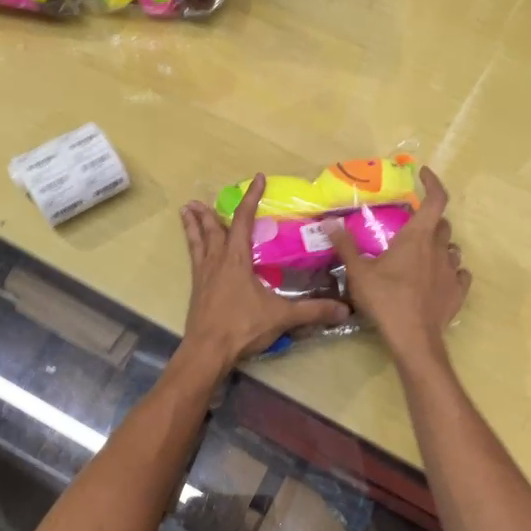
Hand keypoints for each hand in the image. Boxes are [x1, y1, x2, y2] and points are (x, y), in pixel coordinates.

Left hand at [180, 175, 350, 363]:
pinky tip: (195, 252)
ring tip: (186, 210)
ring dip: (193, 226)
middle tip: (199, 199)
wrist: (207, 351)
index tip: (257, 179)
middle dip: (208, 213)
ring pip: (197, 243)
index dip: (251, 199)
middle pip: (211, 229)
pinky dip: (193, 248)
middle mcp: (216, 262)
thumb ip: (312, 310)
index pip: (243, 221)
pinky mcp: (197, 291)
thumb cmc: (242, 327)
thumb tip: (344, 309)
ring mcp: (203, 276)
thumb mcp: (281, 317)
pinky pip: (194, 260)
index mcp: (236, 260)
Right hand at [330, 167, 469, 359]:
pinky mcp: (458, 292)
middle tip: (411, 225)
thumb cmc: (385, 299)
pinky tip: (439, 277)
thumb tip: (330, 222)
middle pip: (442, 224)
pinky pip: (459, 274)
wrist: (413, 338)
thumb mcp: (358, 271)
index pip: (436, 200)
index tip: (422, 174)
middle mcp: (440, 248)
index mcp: (418, 237)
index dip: (432, 183)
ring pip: (451, 249)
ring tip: (423, 252)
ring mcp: (452, 271)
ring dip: (440, 245)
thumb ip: (345, 245)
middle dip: (429, 220)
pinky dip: (450, 271)